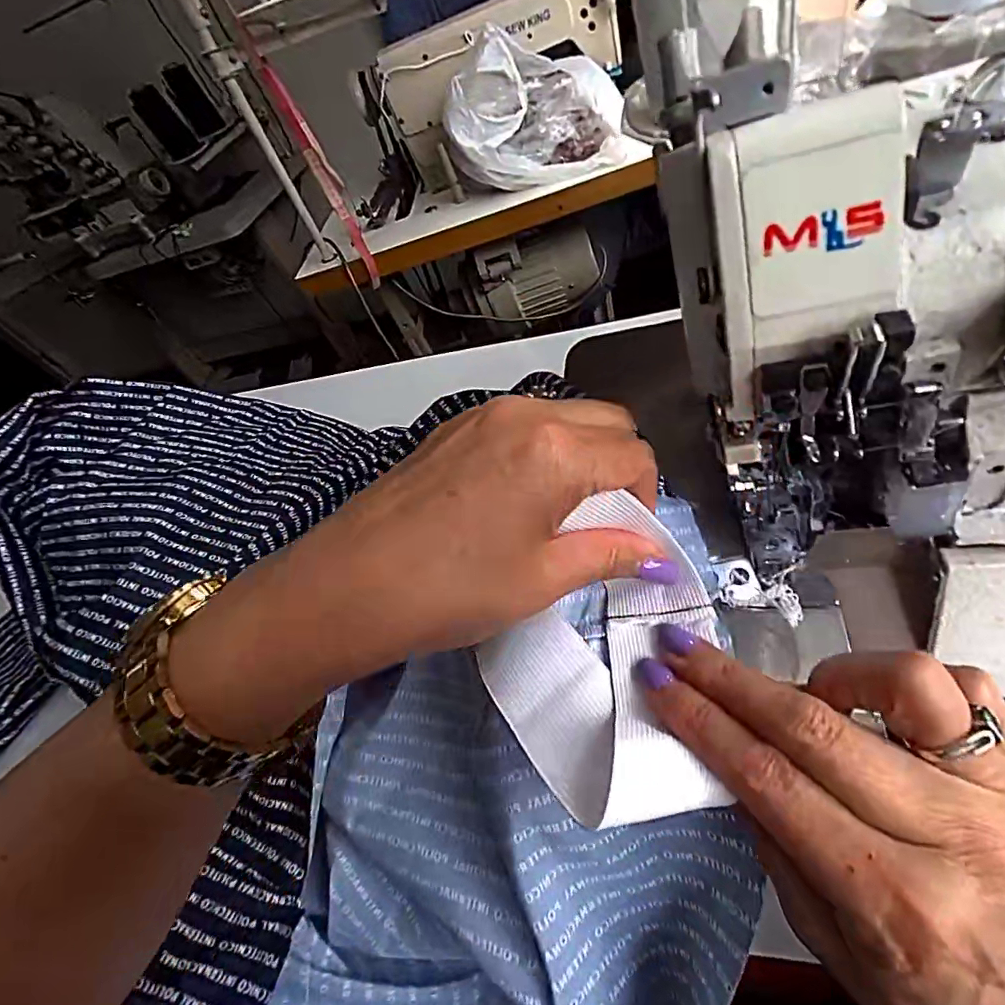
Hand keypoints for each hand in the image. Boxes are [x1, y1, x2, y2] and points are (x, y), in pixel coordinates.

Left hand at [170, 396, 673, 743]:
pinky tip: (523, 495)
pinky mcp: (457, 425)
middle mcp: (526, 414)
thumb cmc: (452, 590)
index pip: (636, 456)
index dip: (647, 500)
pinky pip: (528, 420)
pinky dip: (548, 448)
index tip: (630, 538)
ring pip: (570, 415)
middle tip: (604, 521)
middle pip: (611, 422)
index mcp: (556, 450)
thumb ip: (612, 554)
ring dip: (587, 454)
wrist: (345, 587)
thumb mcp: (544, 578)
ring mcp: (486, 413)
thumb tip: (659, 555)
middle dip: (623, 467)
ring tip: (564, 509)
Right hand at [639, 635, 1004, 1004]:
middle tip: (685, 652)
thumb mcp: (829, 946)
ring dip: (830, 673)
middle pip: (816, 728)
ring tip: (809, 695)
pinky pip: (965, 679)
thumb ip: (777, 850)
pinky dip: (905, 674)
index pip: (774, 783)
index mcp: (888, 896)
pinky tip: (879, 698)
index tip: (665, 687)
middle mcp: (944, 831)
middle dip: (733, 681)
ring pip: (903, 680)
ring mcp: (987, 787)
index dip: (707, 724)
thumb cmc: (928, 995)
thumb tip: (731, 762)